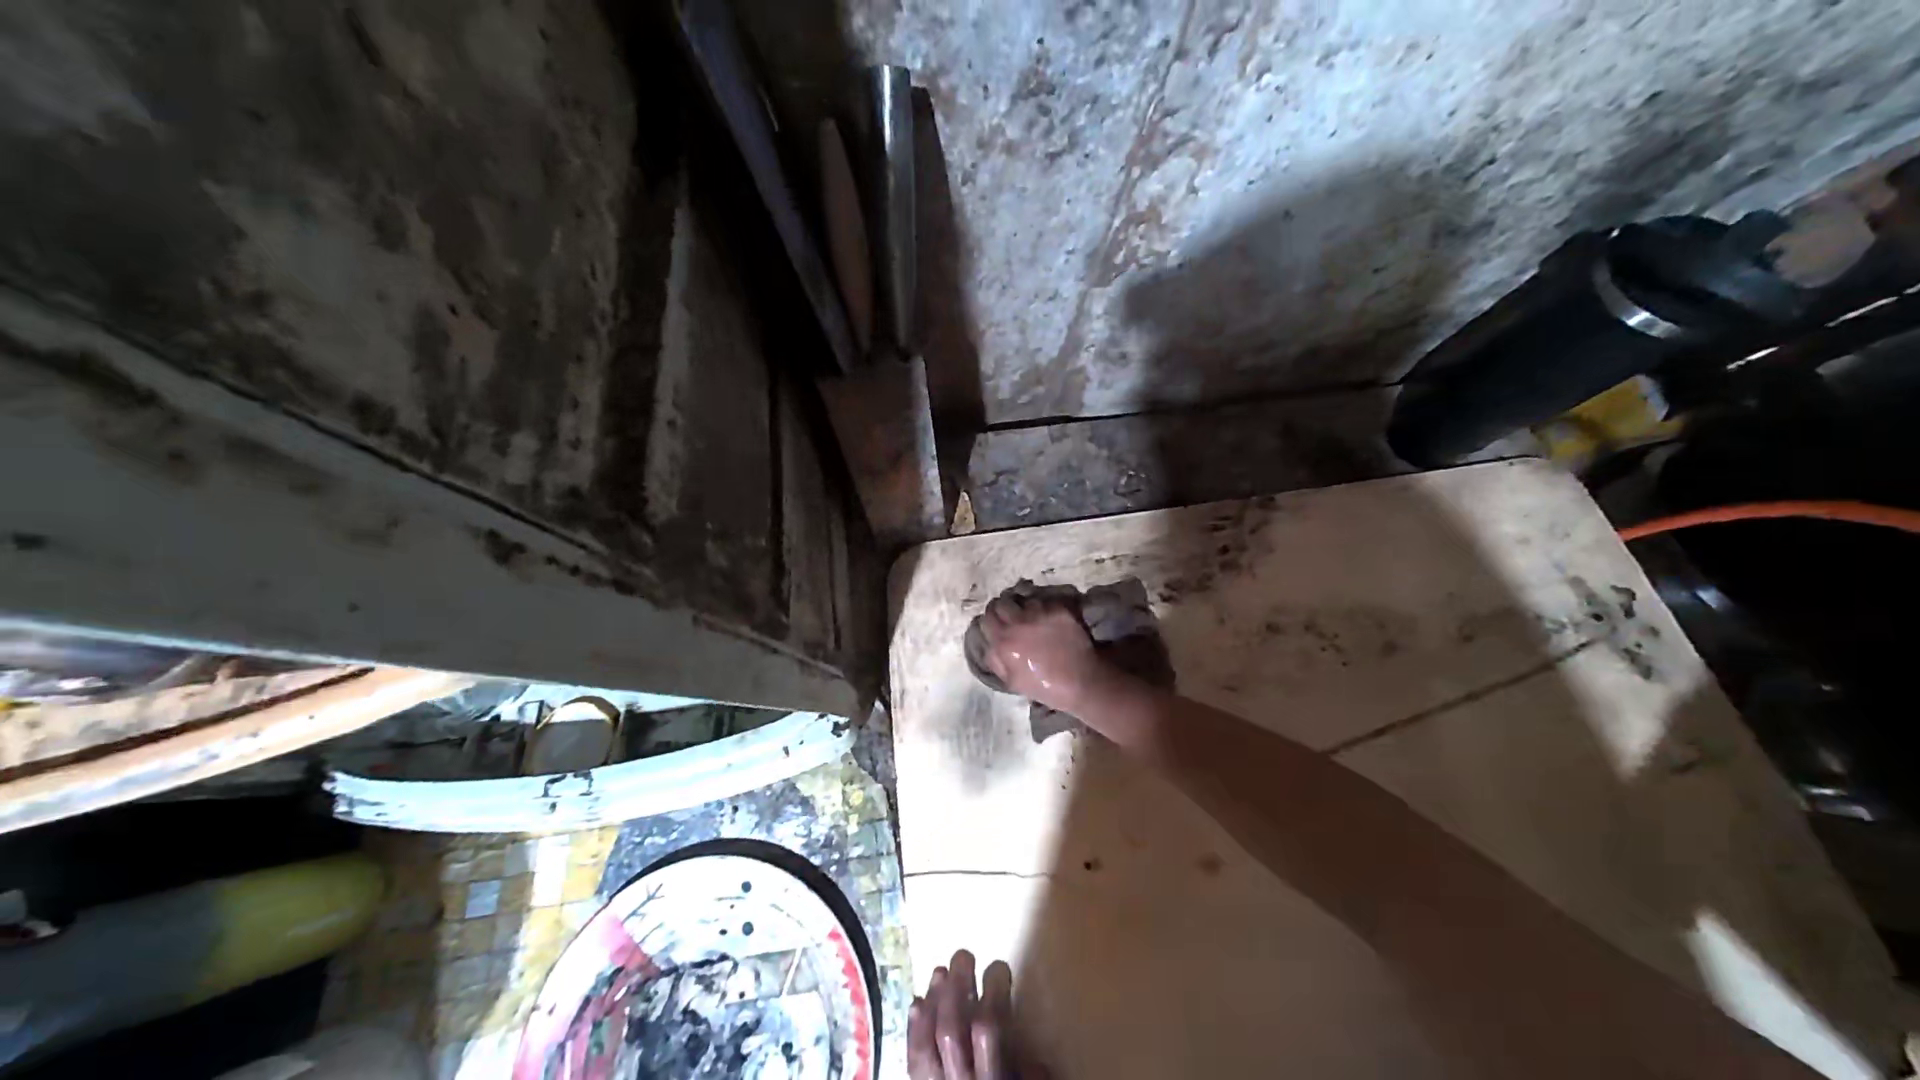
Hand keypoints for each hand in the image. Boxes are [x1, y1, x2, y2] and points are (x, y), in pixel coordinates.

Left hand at [908, 950, 1044, 1079]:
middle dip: (956, 986)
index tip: (999, 966)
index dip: (992, 991)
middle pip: (952, 1027)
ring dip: (934, 1001)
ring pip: (928, 1042)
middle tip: (964, 954)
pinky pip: (914, 1062)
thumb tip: (1033, 1059)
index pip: (989, 1028)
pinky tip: (917, 1002)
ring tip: (940, 971)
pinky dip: (914, 1028)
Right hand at [978, 592, 1111, 711]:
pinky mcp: (1058, 609)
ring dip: (1025, 607)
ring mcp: (1040, 614)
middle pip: (1002, 602)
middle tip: (1012, 616)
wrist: (1082, 681)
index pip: (987, 617)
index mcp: (1003, 642)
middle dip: (1004, 608)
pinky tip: (1049, 618)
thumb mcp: (1012, 681)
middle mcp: (1018, 623)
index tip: (997, 623)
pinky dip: (1044, 607)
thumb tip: (989, 643)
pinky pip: (1045, 601)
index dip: (992, 619)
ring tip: (1032, 617)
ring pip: (1024, 600)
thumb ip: (995, 660)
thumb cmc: (1045, 686)